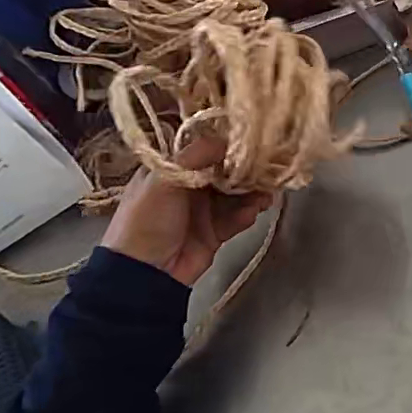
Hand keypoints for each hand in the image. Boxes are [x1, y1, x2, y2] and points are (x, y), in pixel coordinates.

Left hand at [101, 136, 276, 285]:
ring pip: (236, 195)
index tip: (250, 141)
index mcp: (171, 169)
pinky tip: (253, 212)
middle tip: (268, 169)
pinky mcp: (215, 232)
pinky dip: (247, 214)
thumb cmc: (145, 220)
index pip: (204, 150)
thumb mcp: (163, 181)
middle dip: (246, 170)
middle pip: (225, 172)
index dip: (226, 145)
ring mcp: (204, 210)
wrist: (143, 273)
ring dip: (252, 193)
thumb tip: (226, 139)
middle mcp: (190, 186)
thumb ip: (194, 157)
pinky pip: (237, 218)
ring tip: (266, 194)